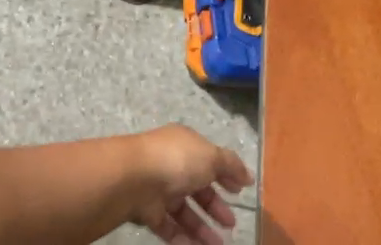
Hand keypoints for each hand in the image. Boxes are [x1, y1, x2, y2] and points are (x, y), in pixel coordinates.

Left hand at [130, 125, 253, 244]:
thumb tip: (247, 175)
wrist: (134, 177)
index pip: (207, 160)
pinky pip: (170, 228)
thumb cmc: (176, 161)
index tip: (239, 191)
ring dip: (203, 228)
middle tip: (231, 223)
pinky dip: (185, 239)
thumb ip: (230, 165)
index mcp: (184, 146)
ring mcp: (159, 189)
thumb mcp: (210, 155)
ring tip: (220, 244)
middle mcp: (171, 165)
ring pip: (184, 211)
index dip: (224, 175)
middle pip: (196, 188)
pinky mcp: (149, 212)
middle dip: (215, 205)